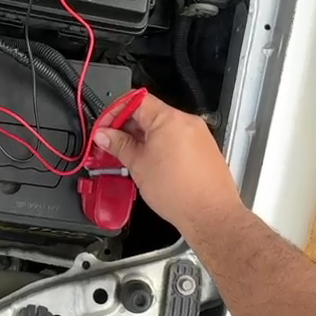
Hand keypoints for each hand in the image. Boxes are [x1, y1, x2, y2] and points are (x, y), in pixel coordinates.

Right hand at [93, 93, 243, 232]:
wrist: (211, 216)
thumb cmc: (181, 194)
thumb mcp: (138, 166)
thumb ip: (119, 145)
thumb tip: (105, 135)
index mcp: (169, 119)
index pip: (135, 100)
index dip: (115, 111)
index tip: (105, 127)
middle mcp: (186, 122)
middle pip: (148, 112)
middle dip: (126, 126)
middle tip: (111, 143)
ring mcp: (197, 134)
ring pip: (161, 126)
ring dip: (142, 137)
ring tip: (128, 156)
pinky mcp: (203, 148)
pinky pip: (175, 138)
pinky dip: (159, 145)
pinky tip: (149, 163)